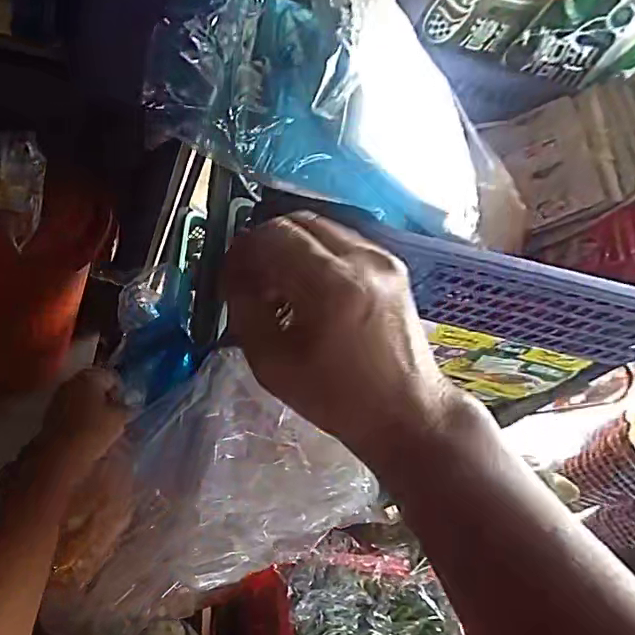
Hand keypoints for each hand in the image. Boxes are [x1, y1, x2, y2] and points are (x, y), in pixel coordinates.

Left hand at [31, 367, 129, 484]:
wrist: (61, 452)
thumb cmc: (94, 429)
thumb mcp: (119, 419)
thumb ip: (127, 409)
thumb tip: (131, 407)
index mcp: (89, 376)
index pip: (112, 376)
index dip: (122, 391)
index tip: (127, 408)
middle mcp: (71, 381)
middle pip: (95, 385)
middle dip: (107, 399)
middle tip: (116, 417)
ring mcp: (58, 396)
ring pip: (82, 398)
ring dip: (93, 408)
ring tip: (102, 427)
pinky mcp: (50, 413)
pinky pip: (71, 410)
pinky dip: (81, 417)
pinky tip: (87, 432)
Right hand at [224, 212, 478, 461]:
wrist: (406, 412)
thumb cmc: (337, 398)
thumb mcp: (273, 364)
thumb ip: (245, 312)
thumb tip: (235, 278)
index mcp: (332, 284)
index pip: (274, 236)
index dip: (242, 250)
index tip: (228, 276)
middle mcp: (362, 259)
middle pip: (298, 222)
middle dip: (264, 244)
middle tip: (247, 278)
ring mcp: (383, 258)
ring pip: (321, 227)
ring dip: (290, 248)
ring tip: (276, 287)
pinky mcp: (392, 267)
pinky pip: (342, 242)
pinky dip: (315, 255)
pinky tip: (306, 290)